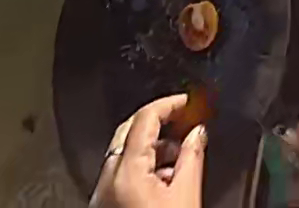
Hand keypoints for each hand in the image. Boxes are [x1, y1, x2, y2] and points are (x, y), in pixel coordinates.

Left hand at [91, 95, 205, 207]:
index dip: (169, 103)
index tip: (186, 101)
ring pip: (123, 154)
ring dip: (151, 146)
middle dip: (157, 121)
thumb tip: (198, 132)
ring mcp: (101, 198)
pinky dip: (141, 168)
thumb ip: (193, 156)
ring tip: (178, 154)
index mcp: (126, 172)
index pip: (145, 117)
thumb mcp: (186, 196)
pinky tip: (163, 178)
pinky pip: (119, 176)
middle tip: (180, 118)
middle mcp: (106, 182)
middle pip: (129, 131)